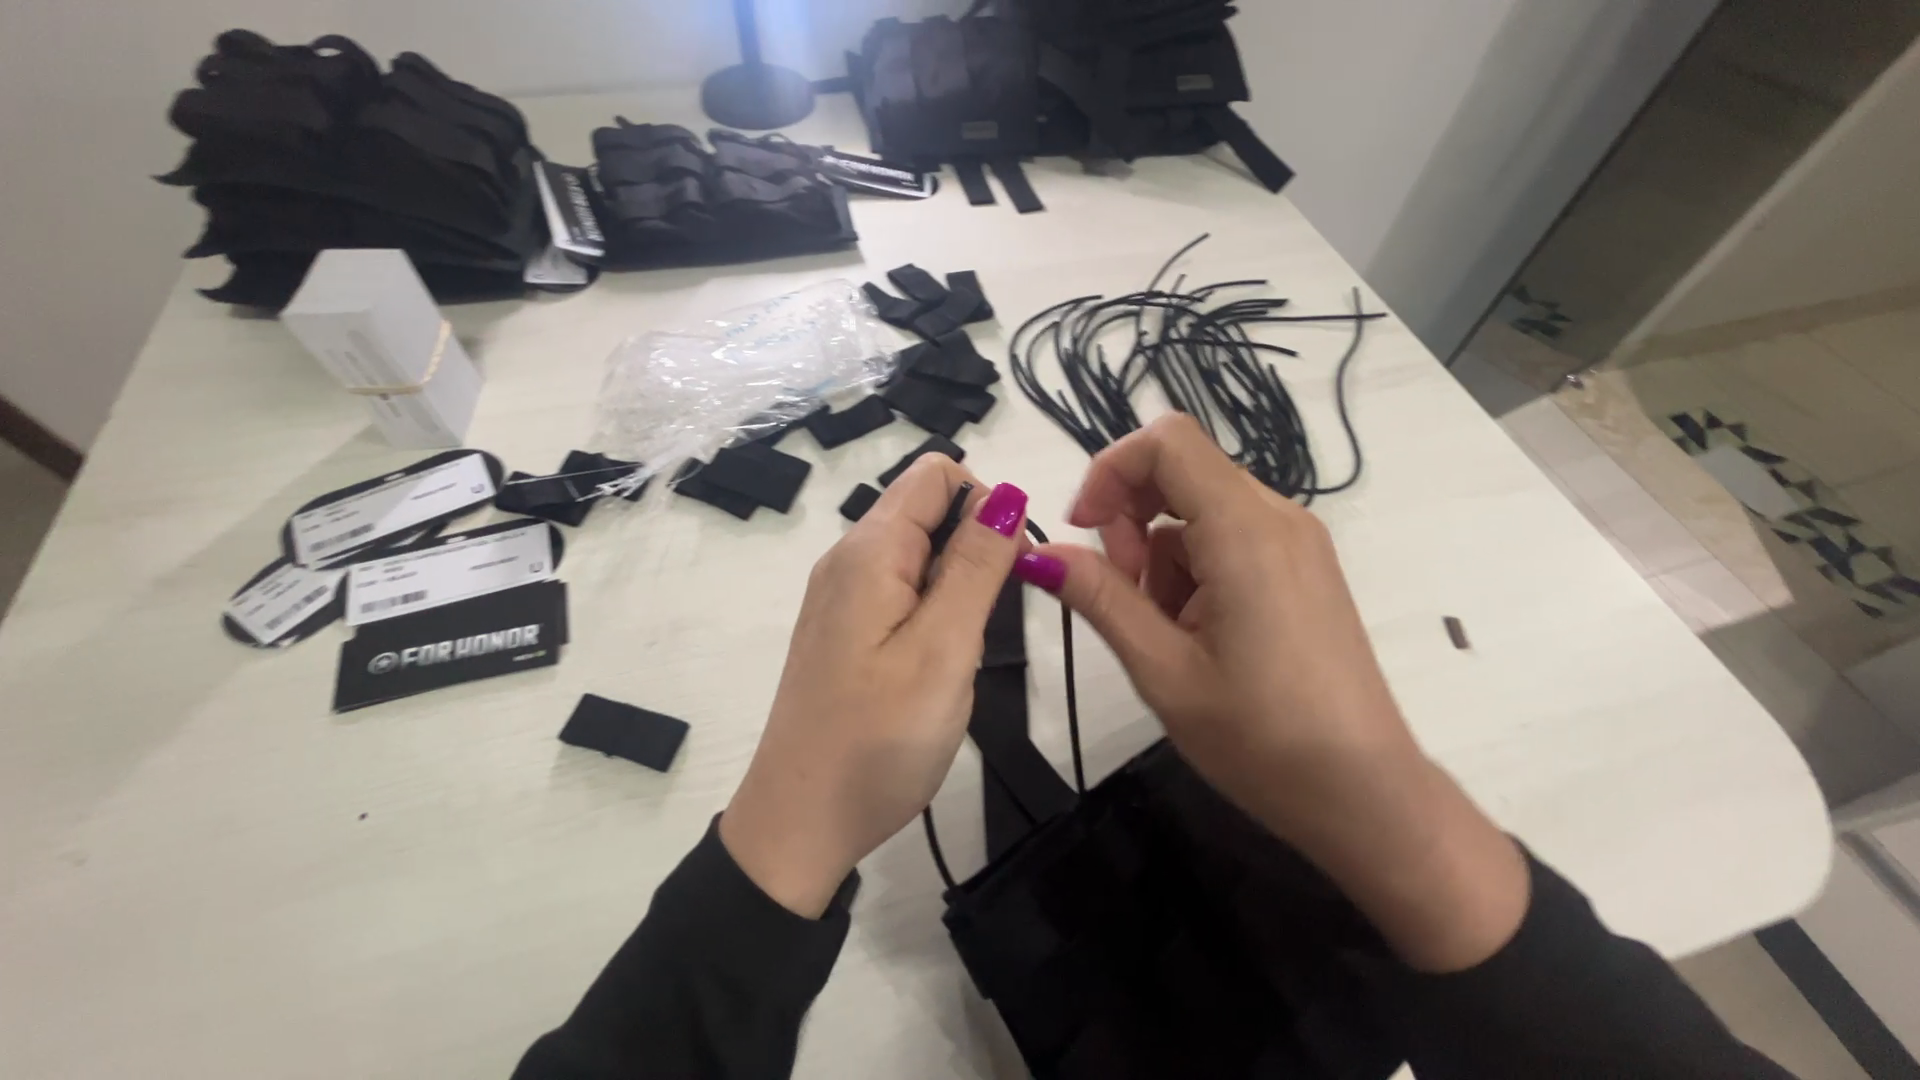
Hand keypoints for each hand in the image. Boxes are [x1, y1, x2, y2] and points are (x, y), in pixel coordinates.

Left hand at [720, 456, 1048, 917]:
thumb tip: (1006, 493)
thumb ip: (976, 566)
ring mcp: (842, 598)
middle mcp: (847, 561)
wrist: (802, 823)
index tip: (1007, 569)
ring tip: (959, 653)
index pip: (936, 475)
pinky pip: (901, 593)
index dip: (986, 504)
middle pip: (927, 511)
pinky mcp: (846, 633)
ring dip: (957, 587)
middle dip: (975, 548)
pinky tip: (935, 665)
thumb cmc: (878, 739)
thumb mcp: (943, 649)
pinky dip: (933, 613)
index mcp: (868, 551)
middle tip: (983, 624)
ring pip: (919, 555)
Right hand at [1038, 414, 1528, 970]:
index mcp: (1245, 530)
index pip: (1165, 441)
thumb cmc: (1260, 737)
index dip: (1108, 471)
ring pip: (1200, 509)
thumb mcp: (1161, 669)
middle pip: (1181, 471)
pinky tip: (1196, 632)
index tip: (1083, 532)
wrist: (1363, 794)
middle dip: (1130, 518)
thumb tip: (1039, 554)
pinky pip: (1230, 537)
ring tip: (1163, 630)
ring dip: (1159, 552)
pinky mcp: (1302, 569)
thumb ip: (1099, 598)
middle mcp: (1278, 517)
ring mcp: (1297, 542)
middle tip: (1122, 594)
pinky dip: (1194, 568)